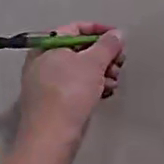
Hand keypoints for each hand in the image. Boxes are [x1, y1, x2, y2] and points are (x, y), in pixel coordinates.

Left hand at [17, 22, 124, 149]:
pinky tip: (105, 92)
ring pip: (80, 69)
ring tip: (114, 80)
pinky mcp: (53, 102)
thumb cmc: (70, 91)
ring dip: (101, 71)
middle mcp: (43, 61)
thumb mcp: (93, 62)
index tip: (119, 38)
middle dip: (103, 55)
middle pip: (80, 49)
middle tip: (119, 62)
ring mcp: (47, 82)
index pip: (76, 28)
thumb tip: (117, 34)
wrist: (51, 135)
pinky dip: (92, 85)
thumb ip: (108, 44)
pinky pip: (76, 86)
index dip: (100, 30)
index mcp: (47, 46)